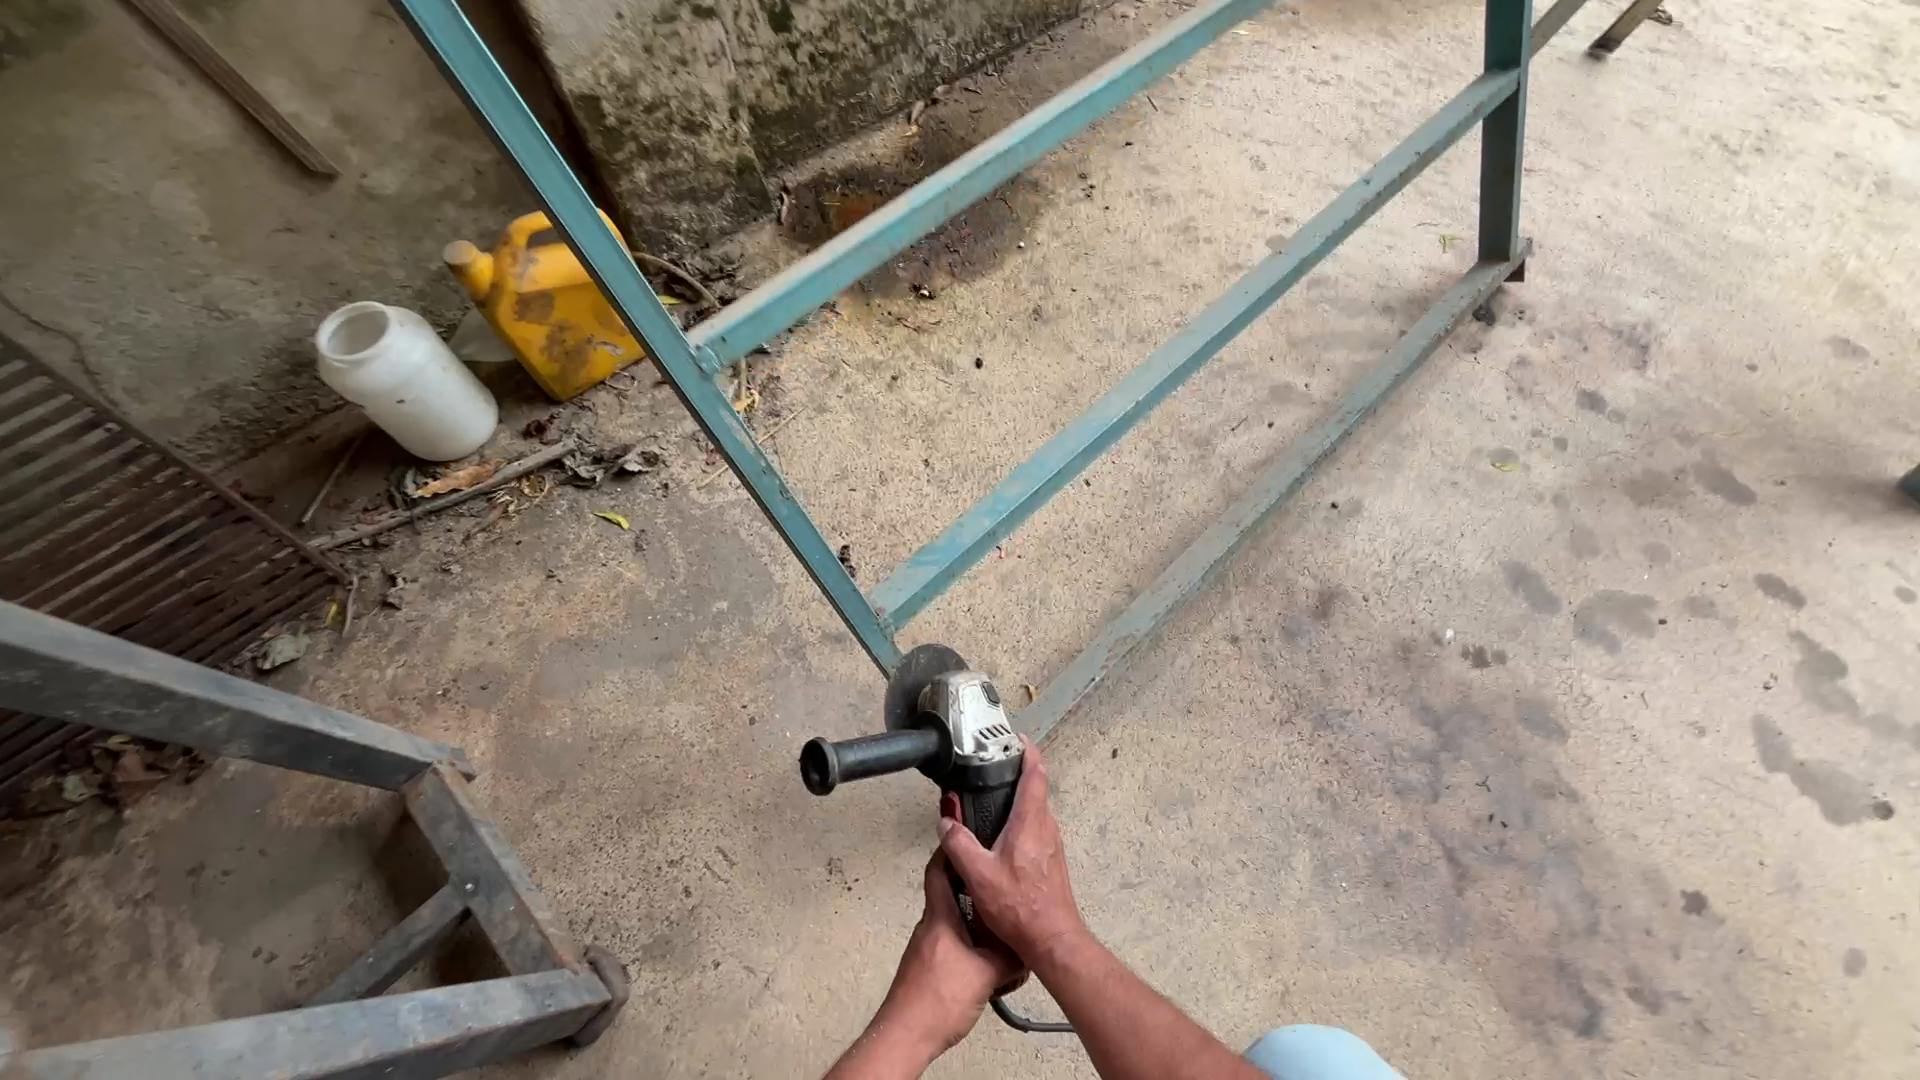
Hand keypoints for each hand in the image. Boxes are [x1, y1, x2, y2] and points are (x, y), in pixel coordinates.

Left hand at [869, 851, 1023, 1060]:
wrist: (905, 1036)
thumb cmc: (939, 999)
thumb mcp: (984, 974)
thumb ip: (1008, 958)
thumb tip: (1027, 950)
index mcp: (939, 917)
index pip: (938, 870)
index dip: (951, 850)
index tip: (968, 836)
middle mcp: (930, 926)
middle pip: (948, 893)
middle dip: (972, 884)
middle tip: (997, 878)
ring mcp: (927, 947)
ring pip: (952, 919)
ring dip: (973, 916)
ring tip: (1001, 920)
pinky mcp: (928, 968)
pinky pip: (951, 942)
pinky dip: (969, 941)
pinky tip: (987, 956)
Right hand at [937, 737, 1087, 964]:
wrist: (1053, 940)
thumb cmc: (1019, 907)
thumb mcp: (978, 875)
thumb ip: (959, 844)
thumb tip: (945, 822)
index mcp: (1031, 821)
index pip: (1036, 773)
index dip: (1028, 751)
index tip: (1016, 738)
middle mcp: (1046, 826)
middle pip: (1036, 788)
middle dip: (1017, 773)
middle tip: (992, 766)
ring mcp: (1052, 843)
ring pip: (1035, 809)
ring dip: (1018, 798)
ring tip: (991, 798)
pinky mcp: (1051, 858)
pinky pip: (1036, 827)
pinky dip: (1020, 819)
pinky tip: (1001, 835)